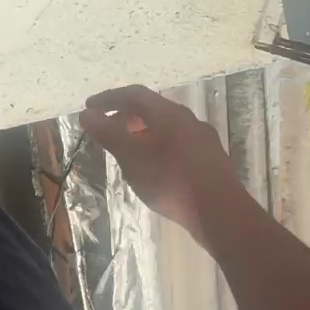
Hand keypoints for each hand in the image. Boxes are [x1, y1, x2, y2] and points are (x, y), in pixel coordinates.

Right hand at [78, 85, 246, 245]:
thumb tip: (86, 114)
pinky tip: (152, 167)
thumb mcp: (130, 156)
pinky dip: (157, 146)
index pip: (133, 94)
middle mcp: (188, 120)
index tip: (89, 108)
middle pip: (151, 109)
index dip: (108, 98)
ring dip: (141, 132)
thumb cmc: (170, 180)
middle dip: (124, 116)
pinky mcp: (210, 161)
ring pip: (165, 127)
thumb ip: (107, 132)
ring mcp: (203, 140)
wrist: (222, 214)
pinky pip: (177, 143)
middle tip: (105, 129)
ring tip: (126, 150)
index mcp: (168, 113)